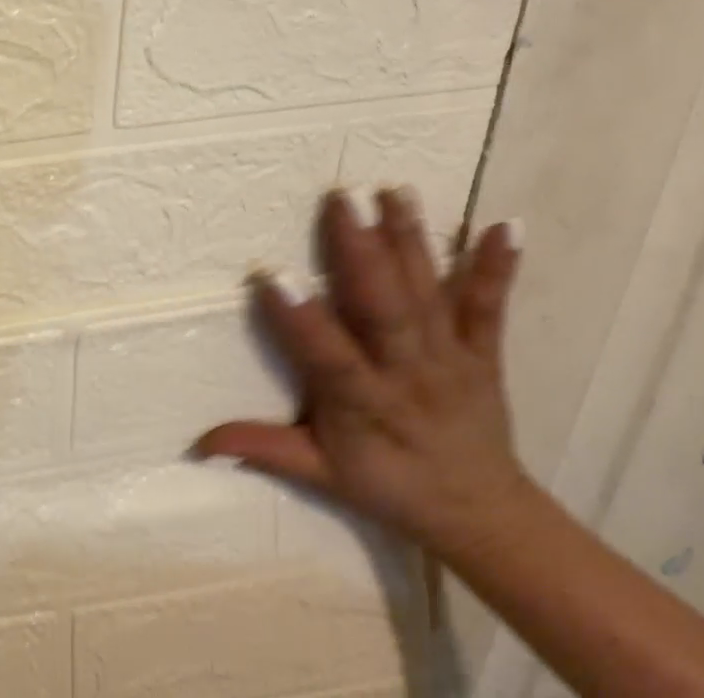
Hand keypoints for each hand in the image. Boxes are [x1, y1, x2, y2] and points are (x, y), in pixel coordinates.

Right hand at [196, 187, 536, 555]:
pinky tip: (506, 223)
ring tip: (396, 190)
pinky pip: (489, 306)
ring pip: (429, 294)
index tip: (272, 274)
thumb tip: (198, 443)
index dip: (301, 318)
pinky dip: (498, 266)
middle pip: (385, 308)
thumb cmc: (388, 487)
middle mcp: (409, 373)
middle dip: (362, 251)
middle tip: (343, 198)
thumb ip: (262, 449)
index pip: (329, 355)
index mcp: (365, 403)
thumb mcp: (320, 474)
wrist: (481, 512)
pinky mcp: (482, 352)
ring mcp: (450, 358)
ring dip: (412, 240)